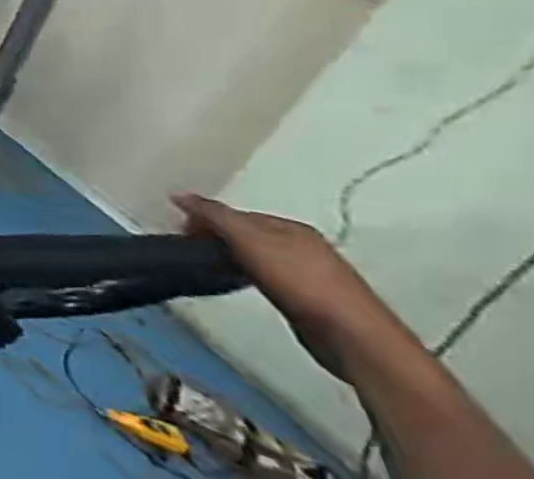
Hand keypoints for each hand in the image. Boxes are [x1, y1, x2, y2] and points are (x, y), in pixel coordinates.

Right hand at [174, 193, 415, 380]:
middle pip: (248, 234)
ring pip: (257, 256)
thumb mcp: (250, 240)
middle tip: (192, 248)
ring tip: (210, 266)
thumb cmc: (301, 282)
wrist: (354, 338)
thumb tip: (179, 194)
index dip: (206, 218)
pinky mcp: (311, 301)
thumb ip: (215, 215)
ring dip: (231, 257)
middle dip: (218, 237)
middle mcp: (304, 246)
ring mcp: (311, 274)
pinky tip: (241, 285)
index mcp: (292, 227)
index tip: (182, 231)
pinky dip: (248, 275)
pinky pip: (267, 277)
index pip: (237, 214)